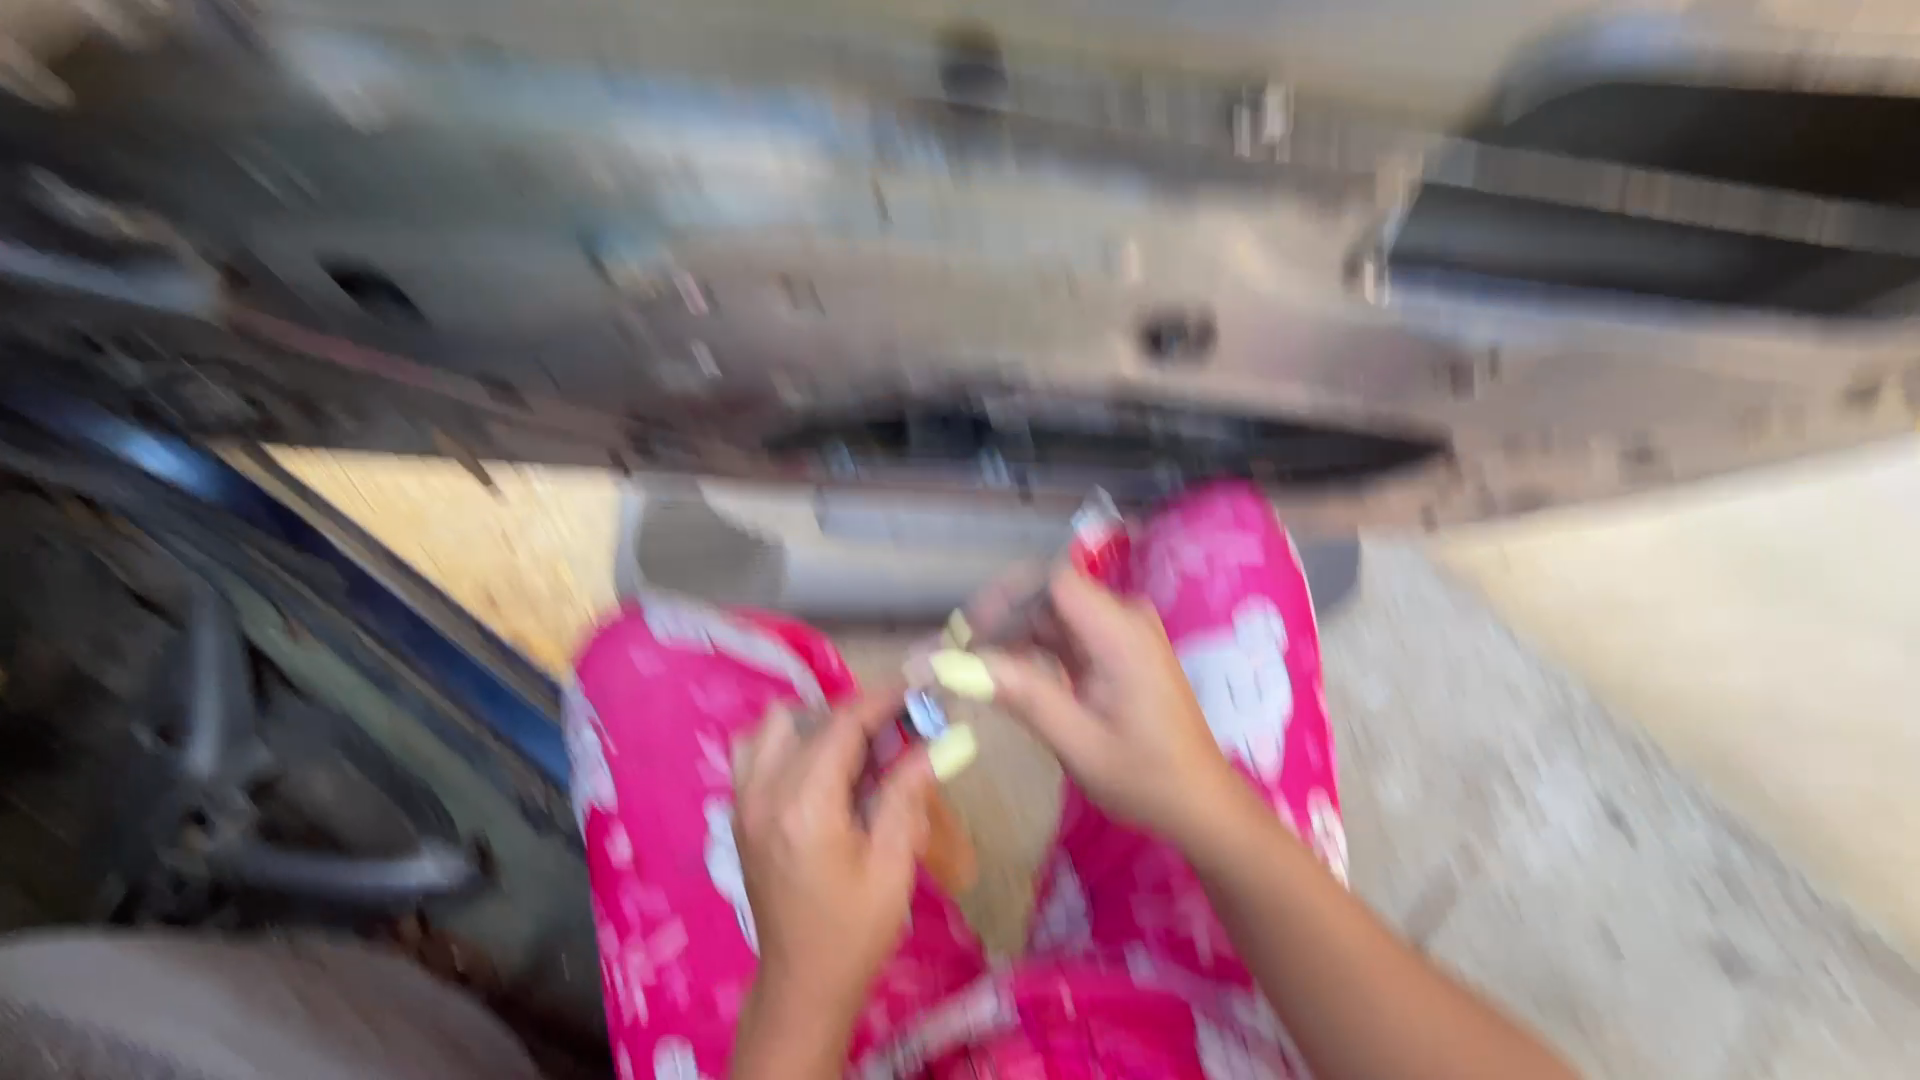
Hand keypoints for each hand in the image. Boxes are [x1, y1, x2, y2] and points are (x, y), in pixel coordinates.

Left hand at [731, 687, 934, 1025]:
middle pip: (808, 719)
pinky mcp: (739, 814)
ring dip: (813, 724)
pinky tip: (820, 770)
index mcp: (804, 806)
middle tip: (895, 731)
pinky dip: (787, 744)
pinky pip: (755, 753)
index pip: (841, 725)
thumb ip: (907, 794)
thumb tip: (932, 742)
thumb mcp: (894, 864)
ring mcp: (743, 803)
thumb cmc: (855, 930)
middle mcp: (763, 794)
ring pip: (772, 728)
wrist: (803, 984)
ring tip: (853, 750)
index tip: (913, 690)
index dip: (880, 700)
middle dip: (855, 714)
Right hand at [980, 568, 1244, 848]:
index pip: (1055, 580)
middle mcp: (1125, 620)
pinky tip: (1009, 677)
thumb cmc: (1146, 778)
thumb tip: (957, 666)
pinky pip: (1067, 634)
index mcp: (1122, 635)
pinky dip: (1035, 650)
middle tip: (963, 658)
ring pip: (1053, 614)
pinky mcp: (1117, 650)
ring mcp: (1123, 633)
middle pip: (1050, 595)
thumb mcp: (1078, 743)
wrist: (1199, 802)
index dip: (1006, 596)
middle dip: (1003, 618)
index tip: (970, 632)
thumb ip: (1022, 697)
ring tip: (977, 670)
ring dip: (1014, 636)